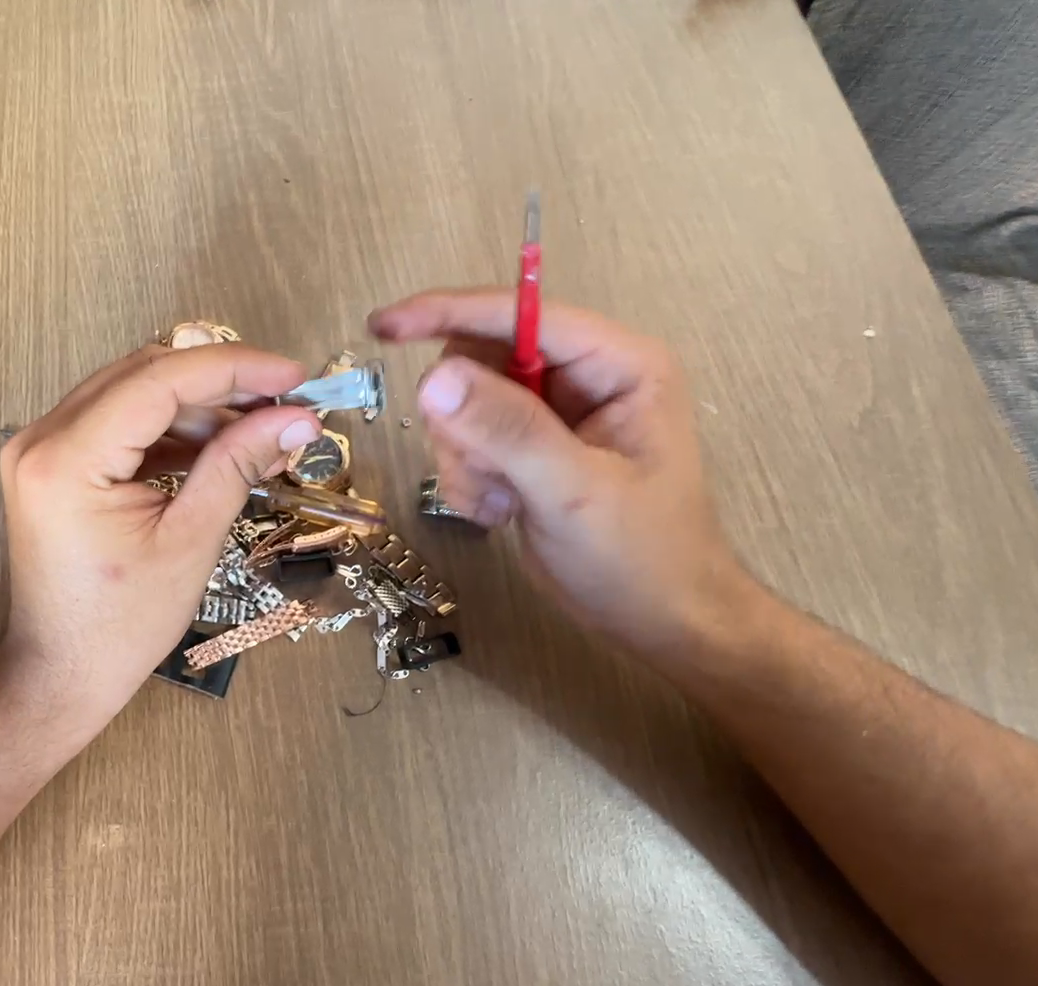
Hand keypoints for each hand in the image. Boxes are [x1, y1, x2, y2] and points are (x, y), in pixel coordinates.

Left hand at [0, 340, 319, 727]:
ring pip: (131, 394)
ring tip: (261, 428)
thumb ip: (237, 465)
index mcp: (66, 458)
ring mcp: (40, 448)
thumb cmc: (122, 626)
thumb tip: (296, 418)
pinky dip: (168, 431)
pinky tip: (219, 445)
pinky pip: (117, 425)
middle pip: (142, 375)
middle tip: (283, 399)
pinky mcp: (52, 463)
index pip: (157, 379)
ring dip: (197, 406)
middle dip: (219, 381)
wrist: (62, 673)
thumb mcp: (190, 541)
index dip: (232, 367)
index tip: (292, 374)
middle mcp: (41, 438)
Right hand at [371, 287, 752, 656]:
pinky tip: (498, 512)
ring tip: (500, 501)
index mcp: (616, 364)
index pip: (521, 315)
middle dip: (463, 420)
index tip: (383, 328)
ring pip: (461, 406)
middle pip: (479, 360)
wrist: (654, 619)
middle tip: (481, 471)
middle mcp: (579, 378)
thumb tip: (432, 378)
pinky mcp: (524, 449)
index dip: (448, 314)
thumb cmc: (639, 555)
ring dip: (464, 459)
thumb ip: (507, 430)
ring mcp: (548, 415)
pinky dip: (466, 480)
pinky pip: (463, 442)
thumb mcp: (573, 490)